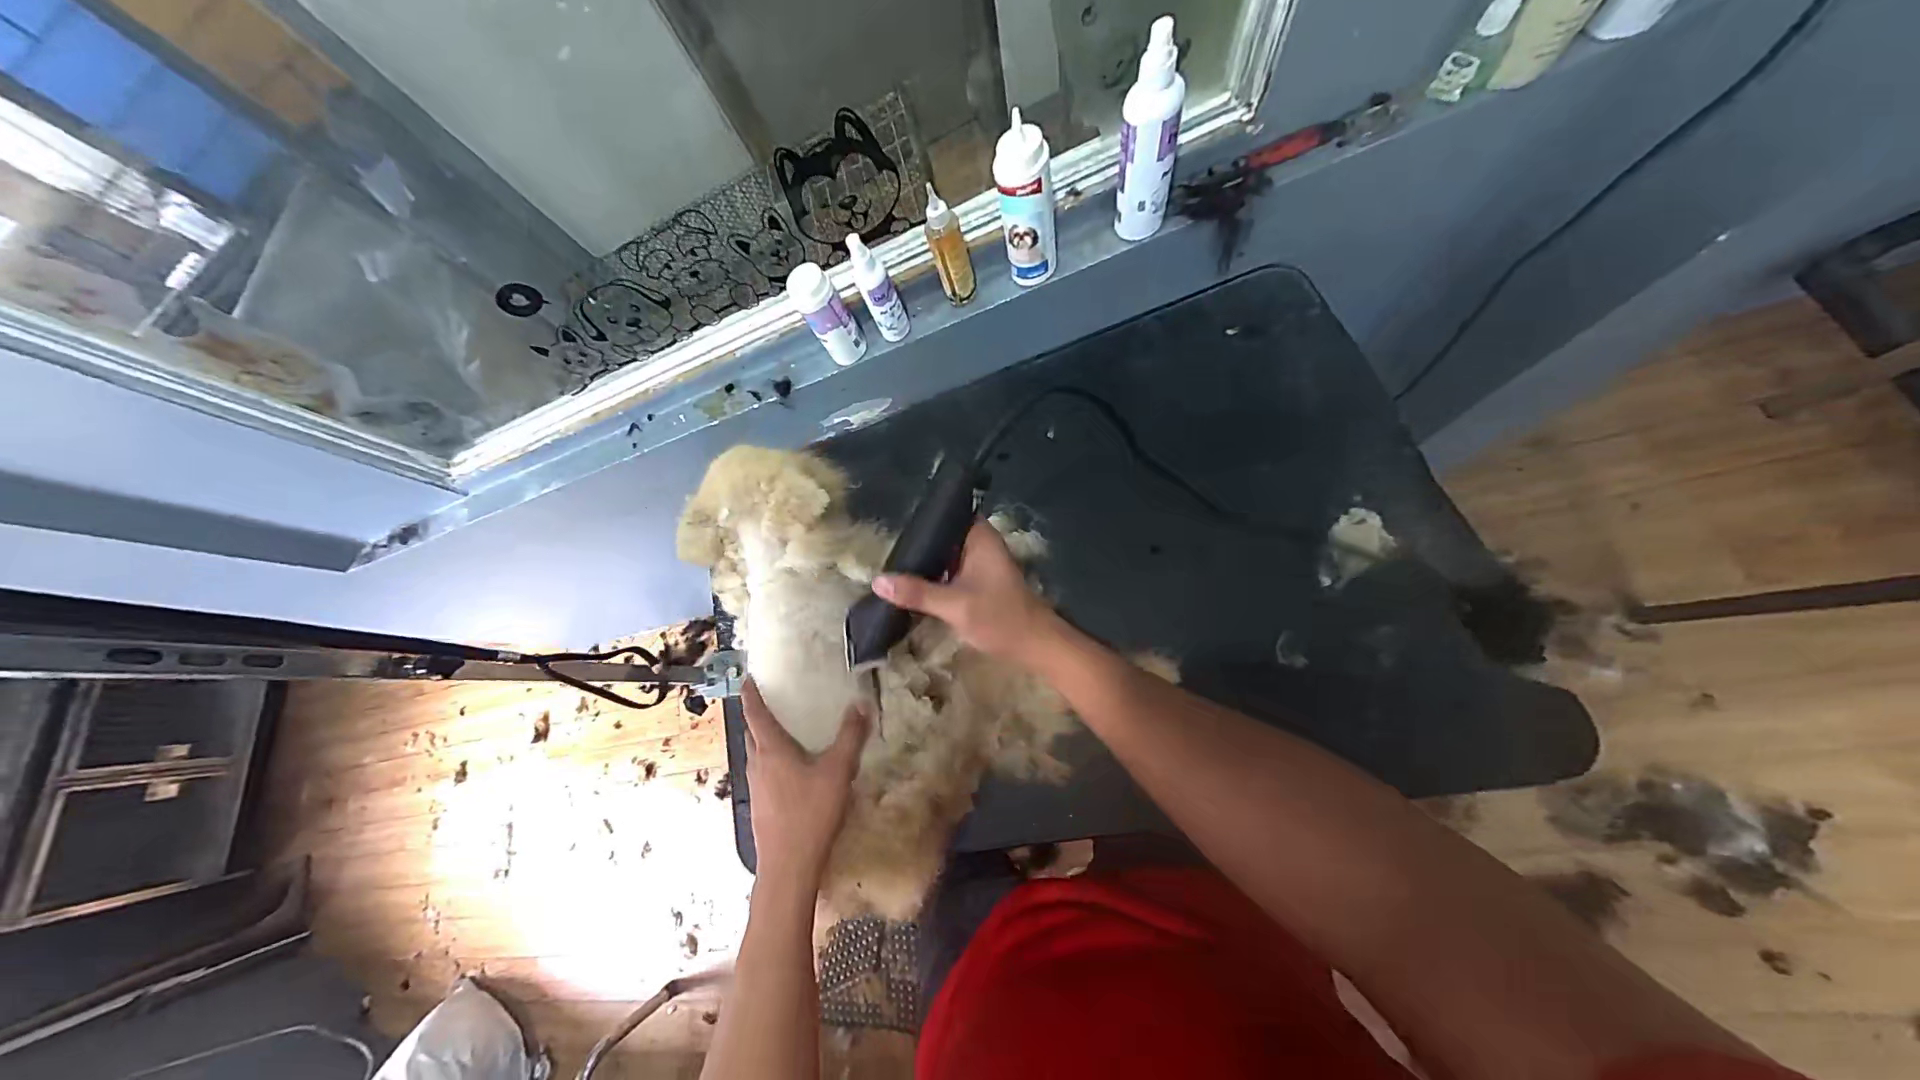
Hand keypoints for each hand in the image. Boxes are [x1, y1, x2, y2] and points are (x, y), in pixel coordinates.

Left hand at [740, 677, 866, 887]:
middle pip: (752, 733)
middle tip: (772, 702)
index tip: (748, 678)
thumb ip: (851, 737)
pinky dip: (771, 761)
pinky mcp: (760, 806)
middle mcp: (757, 764)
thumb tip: (860, 704)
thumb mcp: (838, 771)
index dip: (751, 695)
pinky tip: (792, 771)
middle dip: (758, 716)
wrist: (788, 866)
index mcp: (771, 750)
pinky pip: (763, 773)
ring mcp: (755, 787)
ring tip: (785, 732)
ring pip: (756, 754)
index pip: (756, 714)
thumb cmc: (811, 813)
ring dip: (764, 740)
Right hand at [872, 521, 1063, 663]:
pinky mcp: (978, 582)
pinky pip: (949, 570)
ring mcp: (980, 563)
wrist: (1034, 645)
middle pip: (943, 534)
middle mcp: (980, 544)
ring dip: (925, 561)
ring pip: (945, 554)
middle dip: (918, 542)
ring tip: (892, 564)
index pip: (948, 511)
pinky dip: (934, 575)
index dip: (923, 515)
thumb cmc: (1000, 618)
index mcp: (980, 537)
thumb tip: (877, 580)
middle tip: (886, 548)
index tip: (895, 523)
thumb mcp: (954, 605)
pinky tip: (912, 584)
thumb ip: (917, 592)